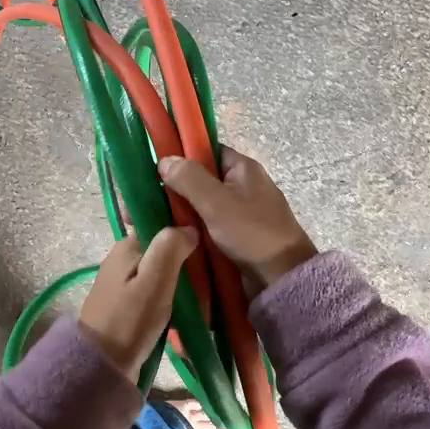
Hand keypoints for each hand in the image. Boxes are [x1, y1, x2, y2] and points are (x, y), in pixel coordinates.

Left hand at [79, 227, 197, 373]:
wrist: (102, 365)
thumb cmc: (130, 319)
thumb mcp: (154, 280)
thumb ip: (170, 248)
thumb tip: (188, 227)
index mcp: (128, 245)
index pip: (160, 224)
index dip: (183, 230)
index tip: (206, 244)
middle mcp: (122, 257)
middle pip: (161, 248)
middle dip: (184, 259)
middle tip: (209, 273)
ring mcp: (122, 281)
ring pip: (159, 270)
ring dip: (179, 280)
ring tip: (203, 293)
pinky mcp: (125, 303)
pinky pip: (154, 290)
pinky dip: (169, 296)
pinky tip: (185, 308)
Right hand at [159, 146, 316, 288]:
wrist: (282, 277)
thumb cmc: (251, 232)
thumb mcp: (217, 202)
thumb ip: (189, 178)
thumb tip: (164, 160)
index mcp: (243, 168)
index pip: (207, 151)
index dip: (182, 156)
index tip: (155, 170)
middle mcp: (241, 186)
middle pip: (201, 179)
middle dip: (176, 189)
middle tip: (147, 200)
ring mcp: (239, 212)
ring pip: (201, 205)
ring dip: (181, 213)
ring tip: (152, 220)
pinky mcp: (236, 236)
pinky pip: (207, 226)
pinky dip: (191, 230)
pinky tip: (170, 236)